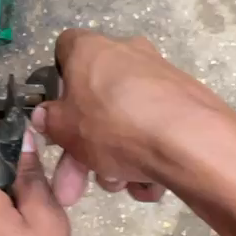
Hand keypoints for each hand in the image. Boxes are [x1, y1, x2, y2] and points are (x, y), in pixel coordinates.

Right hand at [32, 30, 235, 203]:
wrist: (189, 140)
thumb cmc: (113, 124)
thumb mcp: (65, 129)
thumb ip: (49, 121)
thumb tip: (46, 116)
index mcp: (90, 48)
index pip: (65, 50)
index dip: (59, 82)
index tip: (60, 114)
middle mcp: (125, 53)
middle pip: (95, 100)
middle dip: (84, 147)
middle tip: (76, 185)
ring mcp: (158, 76)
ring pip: (124, 120)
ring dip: (115, 157)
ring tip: (121, 187)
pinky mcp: (185, 100)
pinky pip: (154, 129)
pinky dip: (147, 155)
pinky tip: (148, 182)